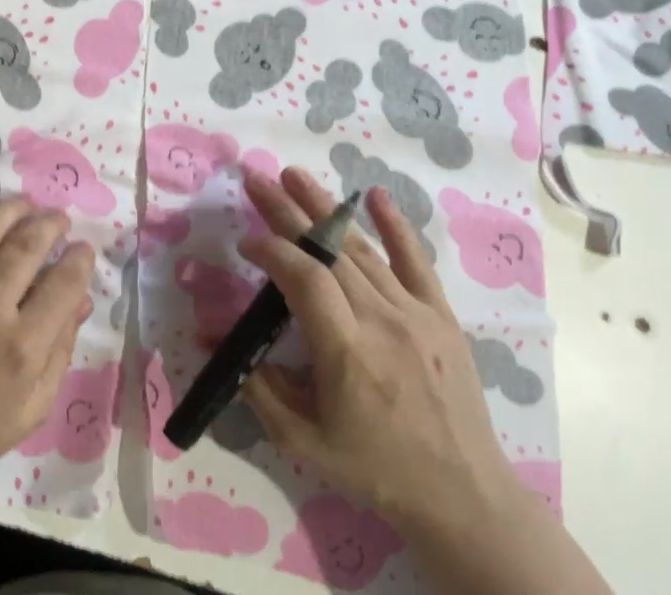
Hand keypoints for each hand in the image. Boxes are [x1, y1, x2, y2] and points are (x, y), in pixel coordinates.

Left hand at [0, 195, 96, 506]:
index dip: (80, 260)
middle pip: (26, 246)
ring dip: (10, 209)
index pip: (63, 283)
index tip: (83, 249)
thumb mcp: (32, 408)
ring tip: (26, 202)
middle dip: (49, 225)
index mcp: (21, 345)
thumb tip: (80, 300)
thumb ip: (59, 350)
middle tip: (59, 218)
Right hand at [236, 167, 523, 534]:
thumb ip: (255, 383)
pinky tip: (374, 196)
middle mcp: (383, 322)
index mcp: (347, 351)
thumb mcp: (300, 437)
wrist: (463, 495)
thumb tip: (208, 337)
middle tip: (255, 178)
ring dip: (324, 210)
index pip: (304, 279)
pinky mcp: (441, 318)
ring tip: (293, 176)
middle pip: (329, 253)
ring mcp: (417, 316)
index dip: (271, 251)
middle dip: (287, 212)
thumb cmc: (373, 468)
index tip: (244, 243)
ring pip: (363, 251)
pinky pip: (416, 263)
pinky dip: (396, 227)